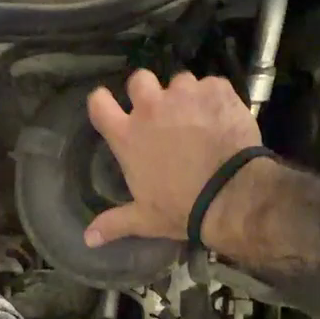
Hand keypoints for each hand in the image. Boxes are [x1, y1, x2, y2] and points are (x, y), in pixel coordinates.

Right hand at [83, 69, 264, 248]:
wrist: (231, 194)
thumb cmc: (181, 208)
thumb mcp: (144, 220)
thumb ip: (113, 223)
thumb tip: (88, 238)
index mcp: (128, 136)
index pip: (99, 103)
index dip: (102, 102)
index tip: (110, 108)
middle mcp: (151, 107)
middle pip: (139, 79)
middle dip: (146, 91)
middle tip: (158, 113)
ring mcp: (185, 94)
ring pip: (178, 82)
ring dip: (183, 97)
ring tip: (196, 119)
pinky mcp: (216, 89)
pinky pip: (210, 86)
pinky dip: (213, 99)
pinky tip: (220, 118)